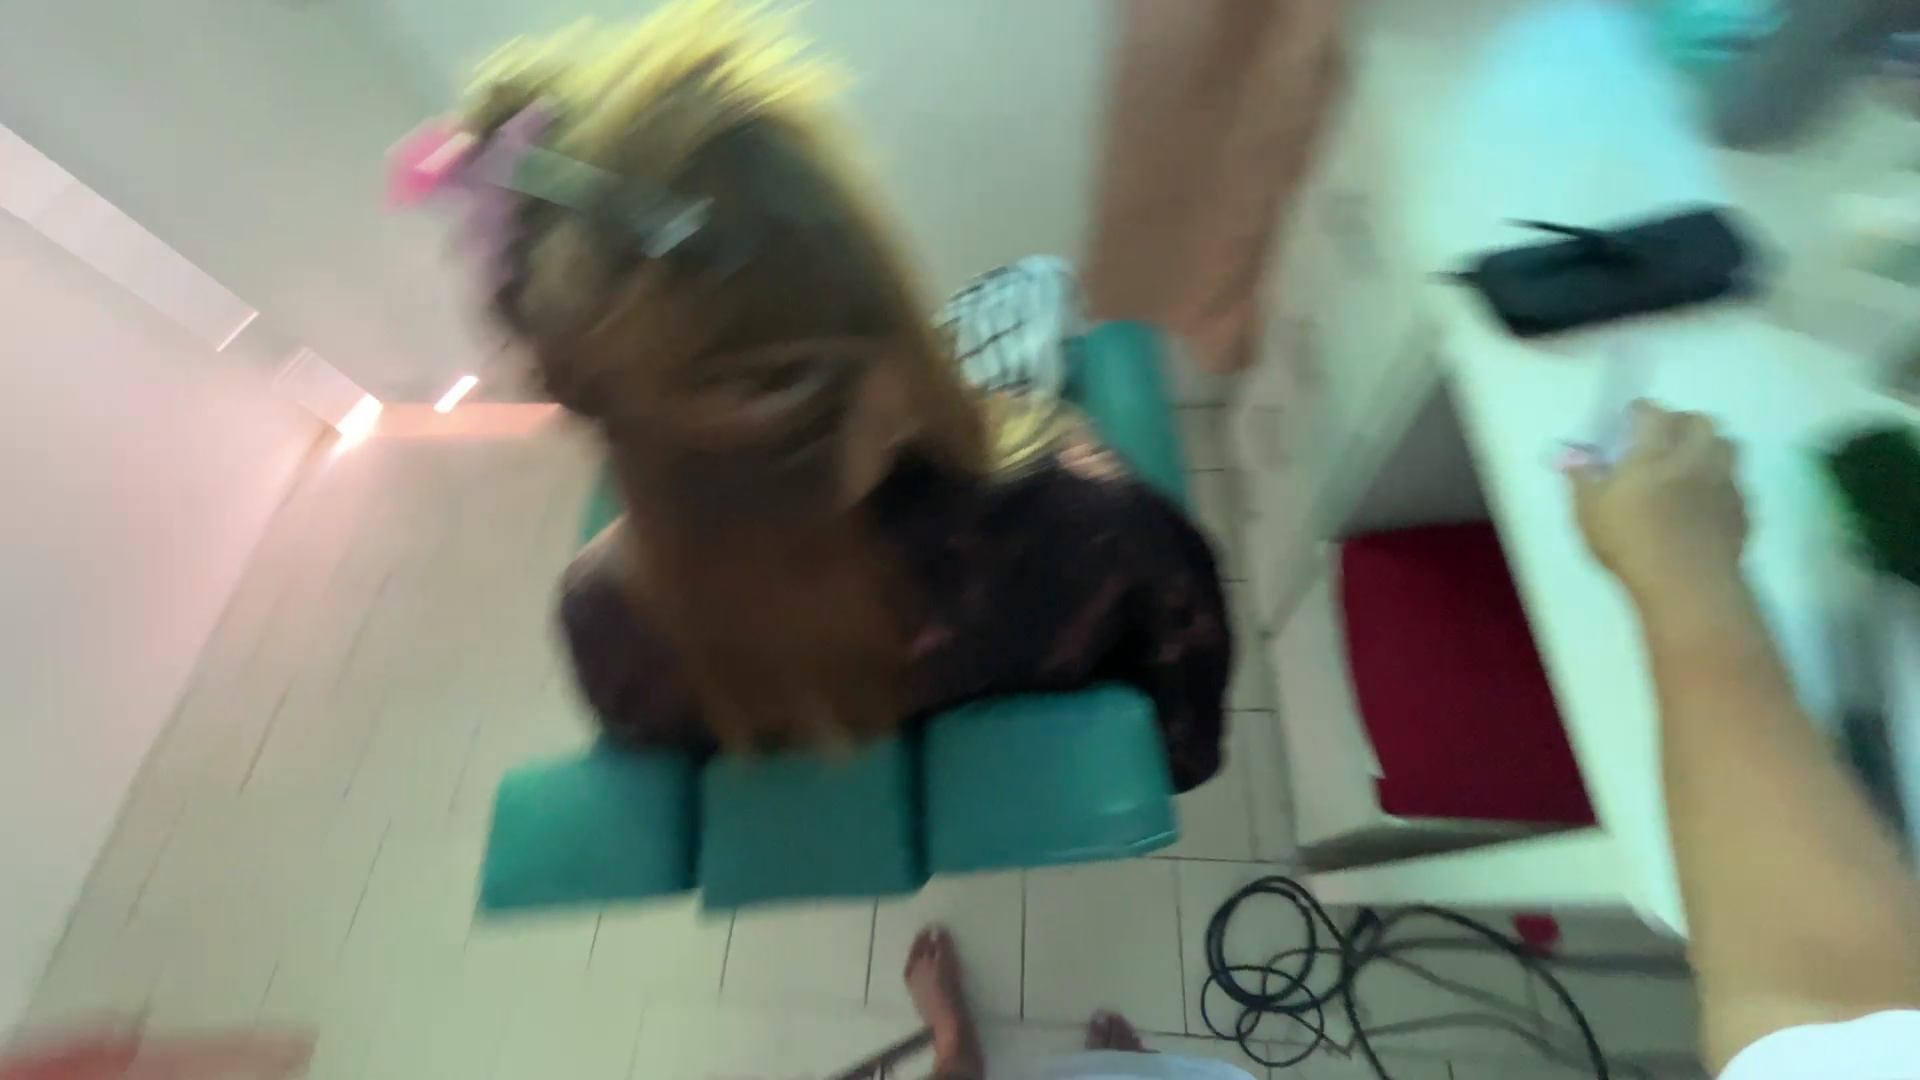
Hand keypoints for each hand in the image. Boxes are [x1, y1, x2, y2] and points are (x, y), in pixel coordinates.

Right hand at [1571, 401, 1748, 601]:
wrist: (1686, 581)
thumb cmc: (1625, 543)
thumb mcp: (1587, 513)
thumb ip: (1582, 481)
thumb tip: (1575, 460)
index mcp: (1652, 456)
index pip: (1654, 414)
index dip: (1642, 410)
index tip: (1629, 416)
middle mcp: (1694, 459)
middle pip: (1702, 421)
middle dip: (1682, 422)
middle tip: (1661, 437)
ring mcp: (1724, 481)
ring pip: (1727, 444)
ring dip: (1707, 444)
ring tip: (1686, 462)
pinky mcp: (1742, 505)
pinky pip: (1734, 477)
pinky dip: (1718, 476)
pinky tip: (1699, 496)